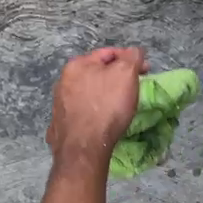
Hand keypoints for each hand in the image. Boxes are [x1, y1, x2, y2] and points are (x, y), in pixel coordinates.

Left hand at [45, 47, 147, 176]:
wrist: (84, 149)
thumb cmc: (107, 106)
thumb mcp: (127, 73)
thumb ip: (132, 56)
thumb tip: (133, 52)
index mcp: (77, 65)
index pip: (109, 53)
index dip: (130, 59)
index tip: (144, 71)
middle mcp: (62, 82)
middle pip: (97, 72)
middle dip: (116, 77)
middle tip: (132, 88)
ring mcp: (58, 106)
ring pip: (89, 92)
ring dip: (104, 94)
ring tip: (119, 105)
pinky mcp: (59, 126)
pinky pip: (82, 112)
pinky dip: (94, 112)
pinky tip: (102, 121)